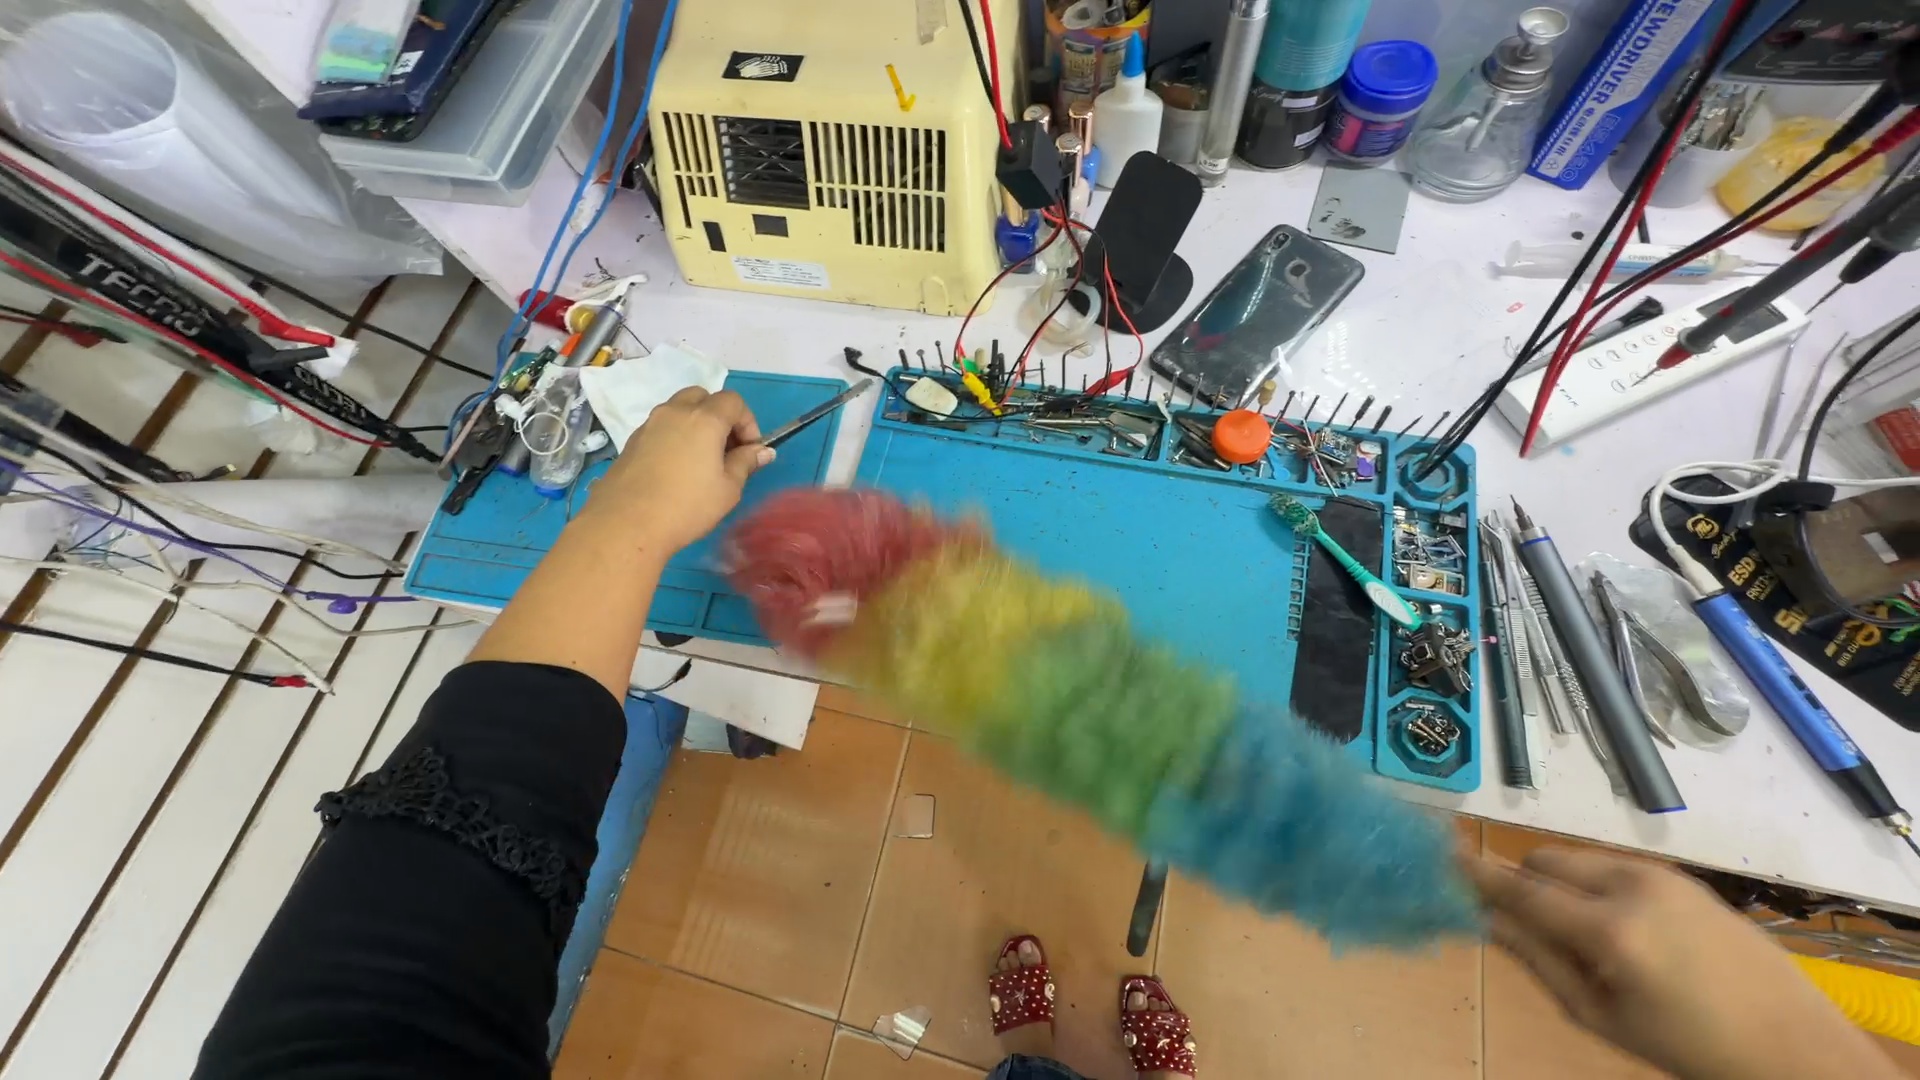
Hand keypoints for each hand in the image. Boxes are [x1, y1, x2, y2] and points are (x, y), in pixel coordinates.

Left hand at [584, 387, 771, 553]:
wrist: (626, 524)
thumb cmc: (687, 506)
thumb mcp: (728, 488)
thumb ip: (746, 463)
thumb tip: (763, 451)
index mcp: (704, 419)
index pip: (733, 401)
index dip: (748, 422)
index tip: (750, 450)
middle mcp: (674, 412)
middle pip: (703, 397)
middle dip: (720, 416)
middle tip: (726, 448)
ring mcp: (649, 425)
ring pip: (679, 409)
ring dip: (696, 425)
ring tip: (702, 460)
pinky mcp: (632, 441)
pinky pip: (662, 427)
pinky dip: (676, 436)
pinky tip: (677, 469)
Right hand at [1466, 848, 1899, 1079]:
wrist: (1801, 1054)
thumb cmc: (1685, 1048)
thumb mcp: (1597, 1015)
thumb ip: (1533, 957)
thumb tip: (1480, 916)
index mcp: (1608, 933)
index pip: (1519, 890)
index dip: (1474, 871)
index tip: (1437, 853)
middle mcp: (1630, 889)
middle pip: (1541, 862)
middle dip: (1525, 884)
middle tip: (1536, 924)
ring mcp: (1660, 877)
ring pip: (1574, 859)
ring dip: (1562, 883)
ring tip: (1592, 933)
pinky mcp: (1681, 876)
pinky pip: (1611, 865)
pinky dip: (1597, 885)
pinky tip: (1629, 928)